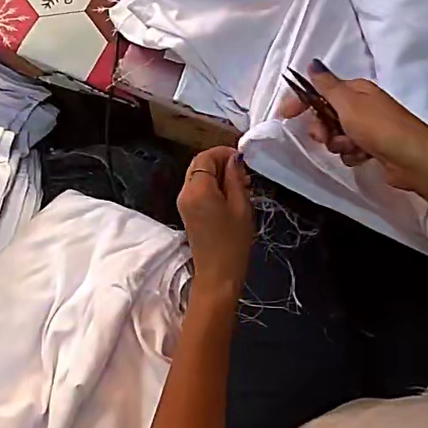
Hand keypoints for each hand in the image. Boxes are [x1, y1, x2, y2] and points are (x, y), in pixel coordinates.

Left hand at [177, 146, 253, 300]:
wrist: (218, 274)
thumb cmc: (233, 241)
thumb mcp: (240, 206)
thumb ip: (235, 178)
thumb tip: (235, 159)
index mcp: (197, 189)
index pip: (204, 157)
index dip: (223, 153)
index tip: (243, 159)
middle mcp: (184, 192)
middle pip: (198, 165)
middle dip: (220, 163)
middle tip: (244, 173)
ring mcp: (183, 203)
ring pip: (198, 176)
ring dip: (217, 174)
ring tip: (242, 185)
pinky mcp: (187, 212)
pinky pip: (197, 189)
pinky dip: (212, 186)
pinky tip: (231, 195)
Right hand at [279, 61, 427, 191]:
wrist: (414, 159)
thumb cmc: (380, 128)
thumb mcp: (349, 104)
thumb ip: (327, 86)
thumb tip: (313, 63)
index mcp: (356, 90)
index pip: (321, 91)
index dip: (302, 102)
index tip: (285, 115)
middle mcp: (361, 106)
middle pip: (326, 115)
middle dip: (322, 128)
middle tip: (326, 137)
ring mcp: (367, 127)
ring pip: (336, 135)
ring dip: (338, 144)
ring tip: (352, 147)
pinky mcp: (372, 147)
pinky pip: (349, 150)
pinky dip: (352, 154)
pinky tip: (363, 156)